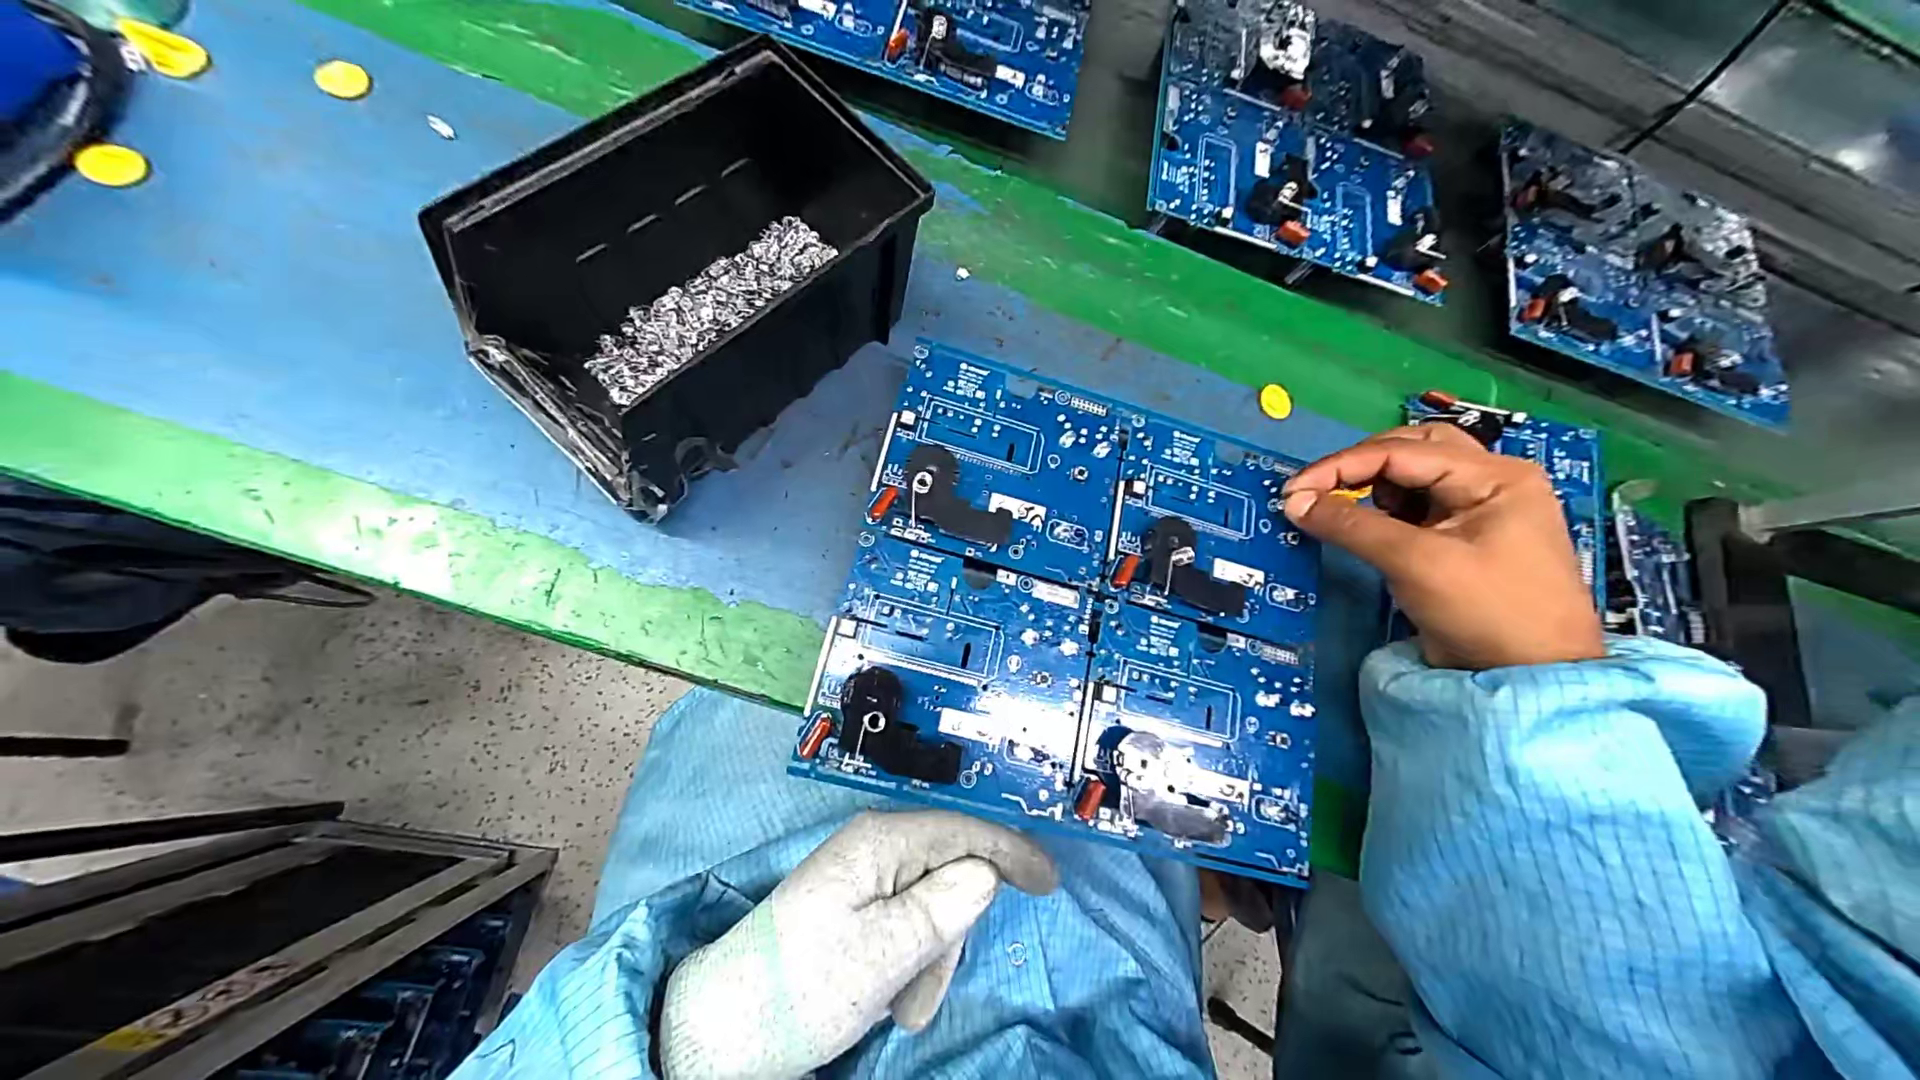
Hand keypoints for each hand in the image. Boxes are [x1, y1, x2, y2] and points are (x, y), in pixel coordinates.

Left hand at [658, 809, 1057, 1079]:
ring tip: (898, 1005)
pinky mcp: (859, 904)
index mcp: (881, 841)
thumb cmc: (803, 988)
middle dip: (951, 934)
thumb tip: (987, 873)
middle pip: (951, 872)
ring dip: (930, 958)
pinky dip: (912, 961)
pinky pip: (910, 923)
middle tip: (923, 991)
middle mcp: (876, 846)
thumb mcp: (882, 953)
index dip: (1011, 852)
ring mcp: (865, 876)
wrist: (726, 1029)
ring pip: (934, 905)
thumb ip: (943, 908)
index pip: (964, 832)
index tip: (1050, 880)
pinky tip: (888, 994)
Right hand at [1281, 423, 1603, 669]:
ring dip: (1372, 487)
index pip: (1400, 452)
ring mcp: (1479, 508)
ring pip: (1411, 474)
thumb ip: (1352, 525)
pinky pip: (1414, 504)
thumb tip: (1295, 501)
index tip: (1295, 490)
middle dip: (1360, 467)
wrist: (1528, 675)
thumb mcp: (1415, 562)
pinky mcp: (1462, 534)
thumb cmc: (1488, 612)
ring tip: (1349, 513)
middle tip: (1321, 492)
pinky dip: (1383, 509)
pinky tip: (1371, 528)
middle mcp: (1490, 481)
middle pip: (1410, 450)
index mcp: (1495, 476)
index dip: (1340, 466)